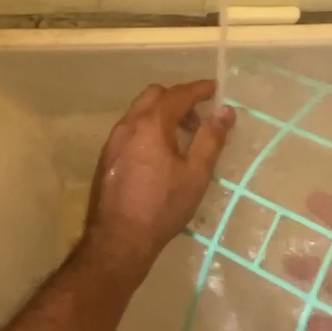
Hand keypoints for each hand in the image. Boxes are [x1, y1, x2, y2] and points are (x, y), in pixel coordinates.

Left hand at [83, 80, 234, 273]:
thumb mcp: (196, 174)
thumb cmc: (162, 207)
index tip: (215, 89)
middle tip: (198, 120)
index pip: (178, 94)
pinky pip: (130, 129)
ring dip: (162, 115)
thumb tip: (225, 111)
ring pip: (140, 112)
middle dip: (179, 100)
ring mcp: (113, 141)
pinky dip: (148, 129)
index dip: (199, 89)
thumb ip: (211, 138)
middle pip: (155, 96)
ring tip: (181, 140)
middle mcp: (128, 124)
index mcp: (151, 124)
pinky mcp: (106, 157)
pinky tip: (159, 156)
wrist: (118, 241)